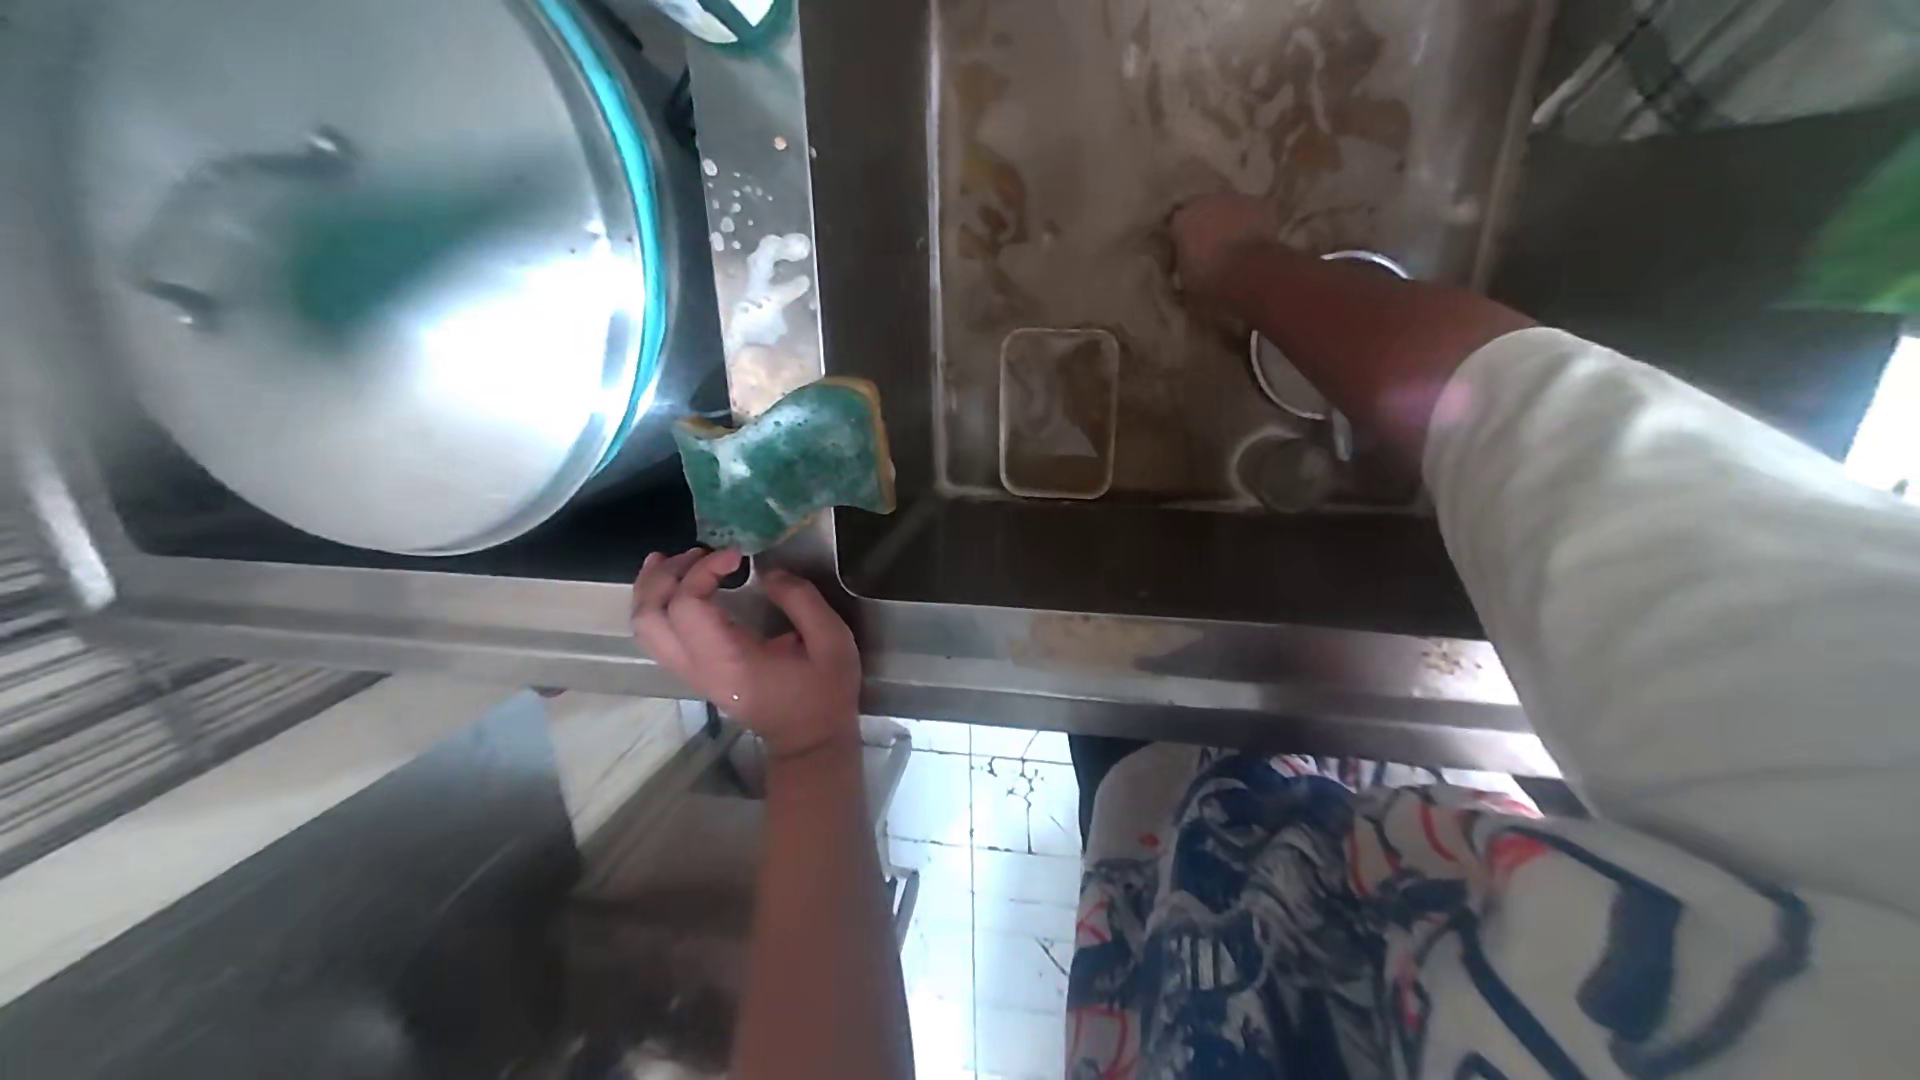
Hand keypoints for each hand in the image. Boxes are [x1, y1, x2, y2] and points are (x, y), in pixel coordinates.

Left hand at [631, 548, 861, 760]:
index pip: (686, 606)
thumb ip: (801, 599)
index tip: (738, 556)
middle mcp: (698, 668)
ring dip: (654, 587)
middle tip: (700, 552)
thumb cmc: (824, 692)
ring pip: (645, 626)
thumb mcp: (831, 640)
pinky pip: (657, 635)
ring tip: (675, 559)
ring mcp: (691, 673)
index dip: (703, 571)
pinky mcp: (694, 672)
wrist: (810, 739)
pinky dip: (657, 603)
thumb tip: (767, 572)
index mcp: (729, 660)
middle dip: (666, 575)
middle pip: (650, 616)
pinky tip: (675, 583)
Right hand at [1170, 193, 1280, 300]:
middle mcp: (1205, 202)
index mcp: (1181, 220)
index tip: (1184, 262)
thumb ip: (1184, 269)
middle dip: (1204, 228)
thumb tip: (1189, 270)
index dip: (1180, 246)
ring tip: (1233, 246)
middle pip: (1202, 213)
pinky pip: (1252, 213)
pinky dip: (1251, 225)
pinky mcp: (1260, 204)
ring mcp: (1235, 199)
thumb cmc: (1209, 282)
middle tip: (1209, 251)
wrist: (1248, 274)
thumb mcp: (1185, 283)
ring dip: (1228, 223)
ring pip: (1228, 209)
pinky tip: (1253, 242)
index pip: (1176, 230)